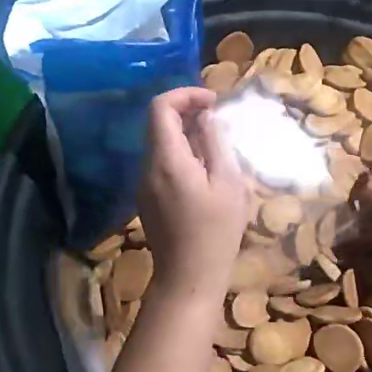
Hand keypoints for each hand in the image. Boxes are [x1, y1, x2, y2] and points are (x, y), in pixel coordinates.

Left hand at [137, 87, 250, 294]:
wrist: (187, 277)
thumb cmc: (216, 233)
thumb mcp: (228, 183)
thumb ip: (214, 144)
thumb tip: (205, 117)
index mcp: (166, 159)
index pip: (160, 107)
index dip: (185, 94)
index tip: (213, 102)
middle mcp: (147, 167)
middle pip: (157, 123)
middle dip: (186, 112)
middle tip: (218, 120)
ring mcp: (143, 183)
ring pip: (159, 143)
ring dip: (184, 134)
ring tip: (215, 148)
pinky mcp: (146, 197)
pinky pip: (160, 163)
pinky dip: (179, 154)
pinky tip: (203, 172)